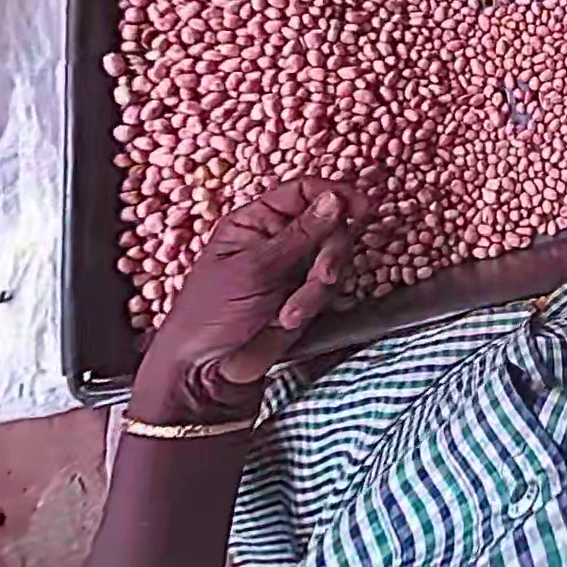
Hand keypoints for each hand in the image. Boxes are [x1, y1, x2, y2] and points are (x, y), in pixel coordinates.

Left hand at [129, 179, 364, 424]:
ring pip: (334, 256)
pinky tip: (288, 319)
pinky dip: (314, 302)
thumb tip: (335, 198)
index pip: (305, 191)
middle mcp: (280, 237)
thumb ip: (302, 233)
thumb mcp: (255, 268)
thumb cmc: (210, 315)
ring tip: (291, 310)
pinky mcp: (306, 292)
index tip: (361, 207)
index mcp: (257, 220)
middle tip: (323, 275)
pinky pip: (330, 285)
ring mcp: (295, 265)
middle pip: (329, 223)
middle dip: (330, 252)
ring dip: (319, 285)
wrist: (204, 375)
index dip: (335, 195)